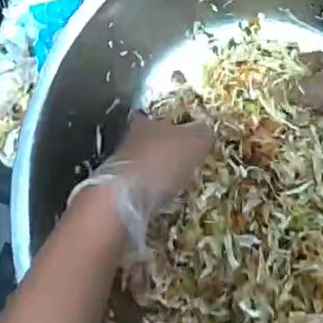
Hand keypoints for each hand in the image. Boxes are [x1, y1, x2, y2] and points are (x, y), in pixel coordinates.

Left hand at [71, 117, 212, 254]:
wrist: (124, 197)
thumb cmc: (162, 161)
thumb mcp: (194, 142)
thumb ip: (203, 133)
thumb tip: (207, 130)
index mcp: (147, 122)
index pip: (160, 119)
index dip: (174, 127)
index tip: (185, 138)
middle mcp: (130, 140)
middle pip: (149, 141)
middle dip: (163, 152)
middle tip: (182, 165)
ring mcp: (120, 166)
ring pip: (142, 165)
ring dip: (154, 174)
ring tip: (172, 187)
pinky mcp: (115, 191)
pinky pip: (136, 188)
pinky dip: (147, 193)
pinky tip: (158, 202)